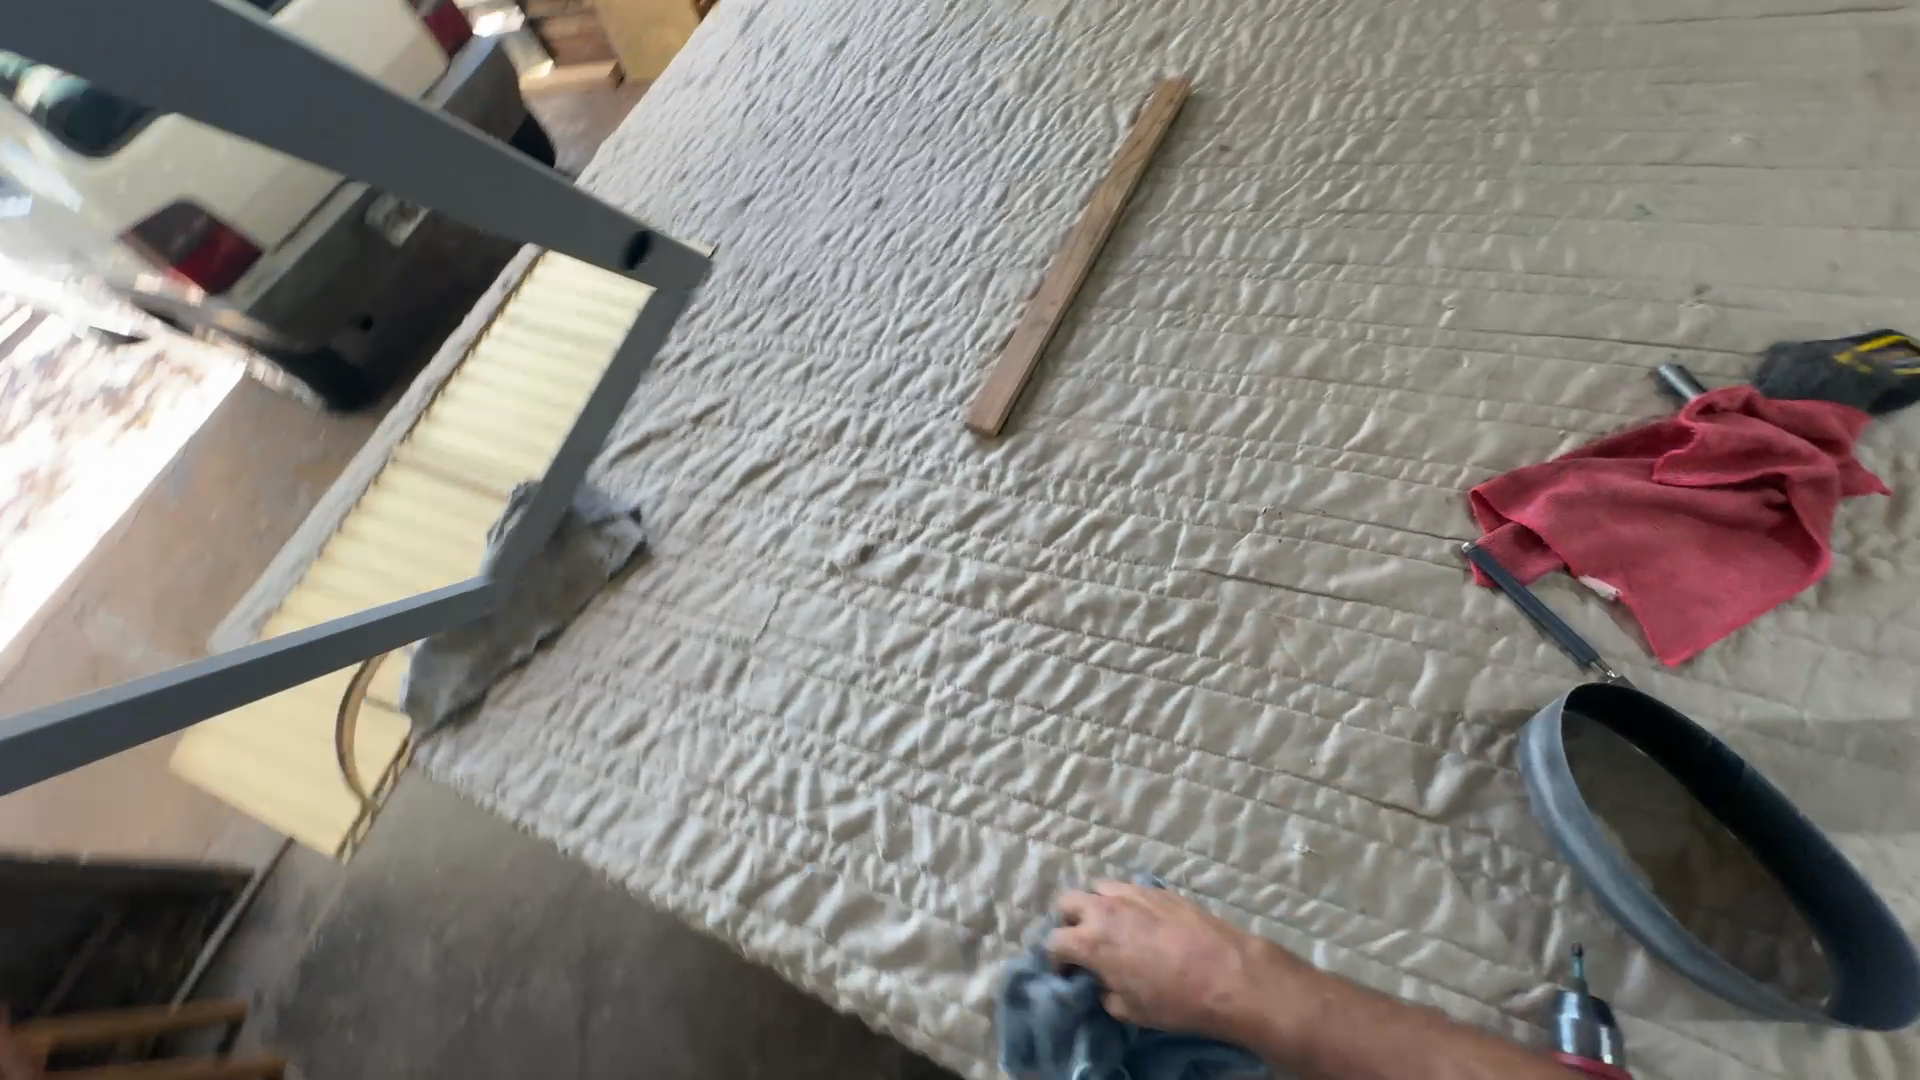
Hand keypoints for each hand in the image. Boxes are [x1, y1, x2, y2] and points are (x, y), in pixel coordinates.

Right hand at [1046, 881, 1303, 1041]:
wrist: (1225, 973)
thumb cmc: (1174, 1000)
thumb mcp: (1131, 1010)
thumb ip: (1106, 992)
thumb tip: (1104, 984)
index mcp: (1090, 941)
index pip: (1053, 941)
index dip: (1057, 959)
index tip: (1068, 972)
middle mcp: (1103, 908)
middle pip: (1067, 901)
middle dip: (1069, 921)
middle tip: (1083, 941)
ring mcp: (1129, 892)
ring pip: (1097, 887)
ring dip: (1096, 905)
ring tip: (1111, 925)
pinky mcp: (1155, 888)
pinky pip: (1127, 887)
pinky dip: (1124, 901)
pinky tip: (1141, 919)